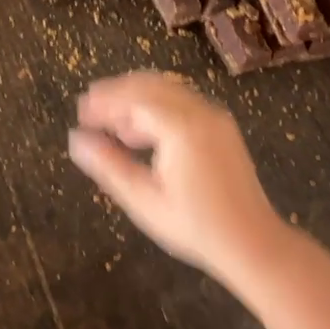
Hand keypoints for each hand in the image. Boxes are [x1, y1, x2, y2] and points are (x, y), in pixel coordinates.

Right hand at [68, 71, 292, 282]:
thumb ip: (108, 165)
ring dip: (135, 100)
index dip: (103, 103)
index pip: (133, 99)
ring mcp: (215, 119)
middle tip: (89, 111)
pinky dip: (155, 108)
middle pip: (150, 86)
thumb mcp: (142, 199)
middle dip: (116, 94)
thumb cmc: (194, 225)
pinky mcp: (222, 129)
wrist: (253, 242)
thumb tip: (76, 139)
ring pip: (167, 91)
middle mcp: (201, 114)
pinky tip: (141, 135)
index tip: (80, 114)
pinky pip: (182, 103)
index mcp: (181, 129)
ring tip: (111, 125)